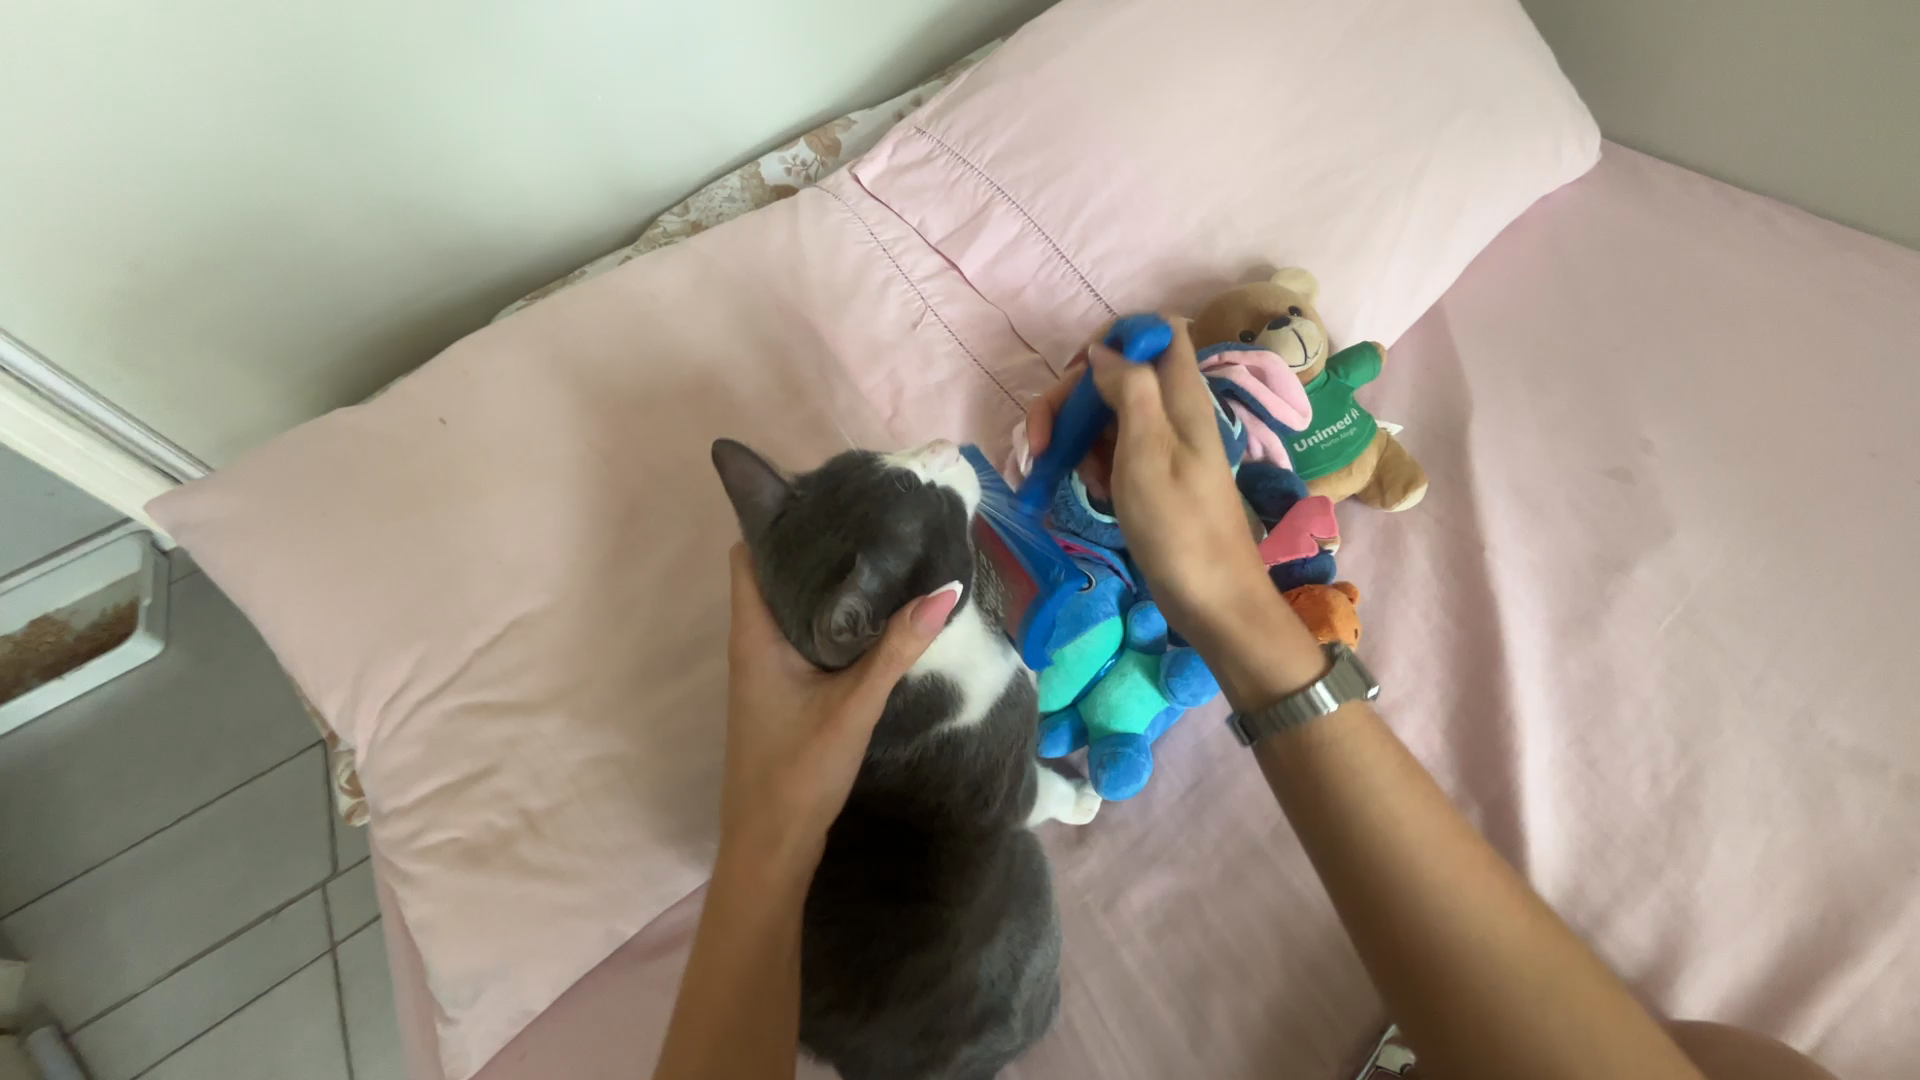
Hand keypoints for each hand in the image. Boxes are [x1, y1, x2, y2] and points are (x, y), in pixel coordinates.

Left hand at [719, 544, 959, 872]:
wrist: (770, 846)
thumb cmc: (798, 771)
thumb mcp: (854, 705)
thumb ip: (898, 648)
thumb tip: (945, 590)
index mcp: (754, 634)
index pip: (750, 553)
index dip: (777, 518)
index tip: (825, 496)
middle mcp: (753, 642)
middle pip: (773, 572)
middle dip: (812, 544)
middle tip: (865, 519)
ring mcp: (765, 667)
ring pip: (789, 604)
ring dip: (823, 581)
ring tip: (874, 552)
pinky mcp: (782, 687)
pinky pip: (802, 632)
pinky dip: (829, 614)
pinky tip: (869, 613)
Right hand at [1024, 323, 1260, 630]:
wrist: (1211, 599)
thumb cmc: (1179, 527)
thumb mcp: (1147, 453)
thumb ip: (1130, 391)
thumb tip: (1103, 351)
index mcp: (1180, 397)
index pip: (1156, 332)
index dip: (1115, 338)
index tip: (1077, 370)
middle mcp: (1171, 412)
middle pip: (1115, 375)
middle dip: (1071, 399)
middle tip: (1041, 441)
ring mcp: (1160, 445)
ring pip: (1107, 414)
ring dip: (1075, 436)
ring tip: (1062, 474)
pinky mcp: (1150, 476)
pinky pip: (1112, 451)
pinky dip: (1091, 463)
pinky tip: (1088, 491)